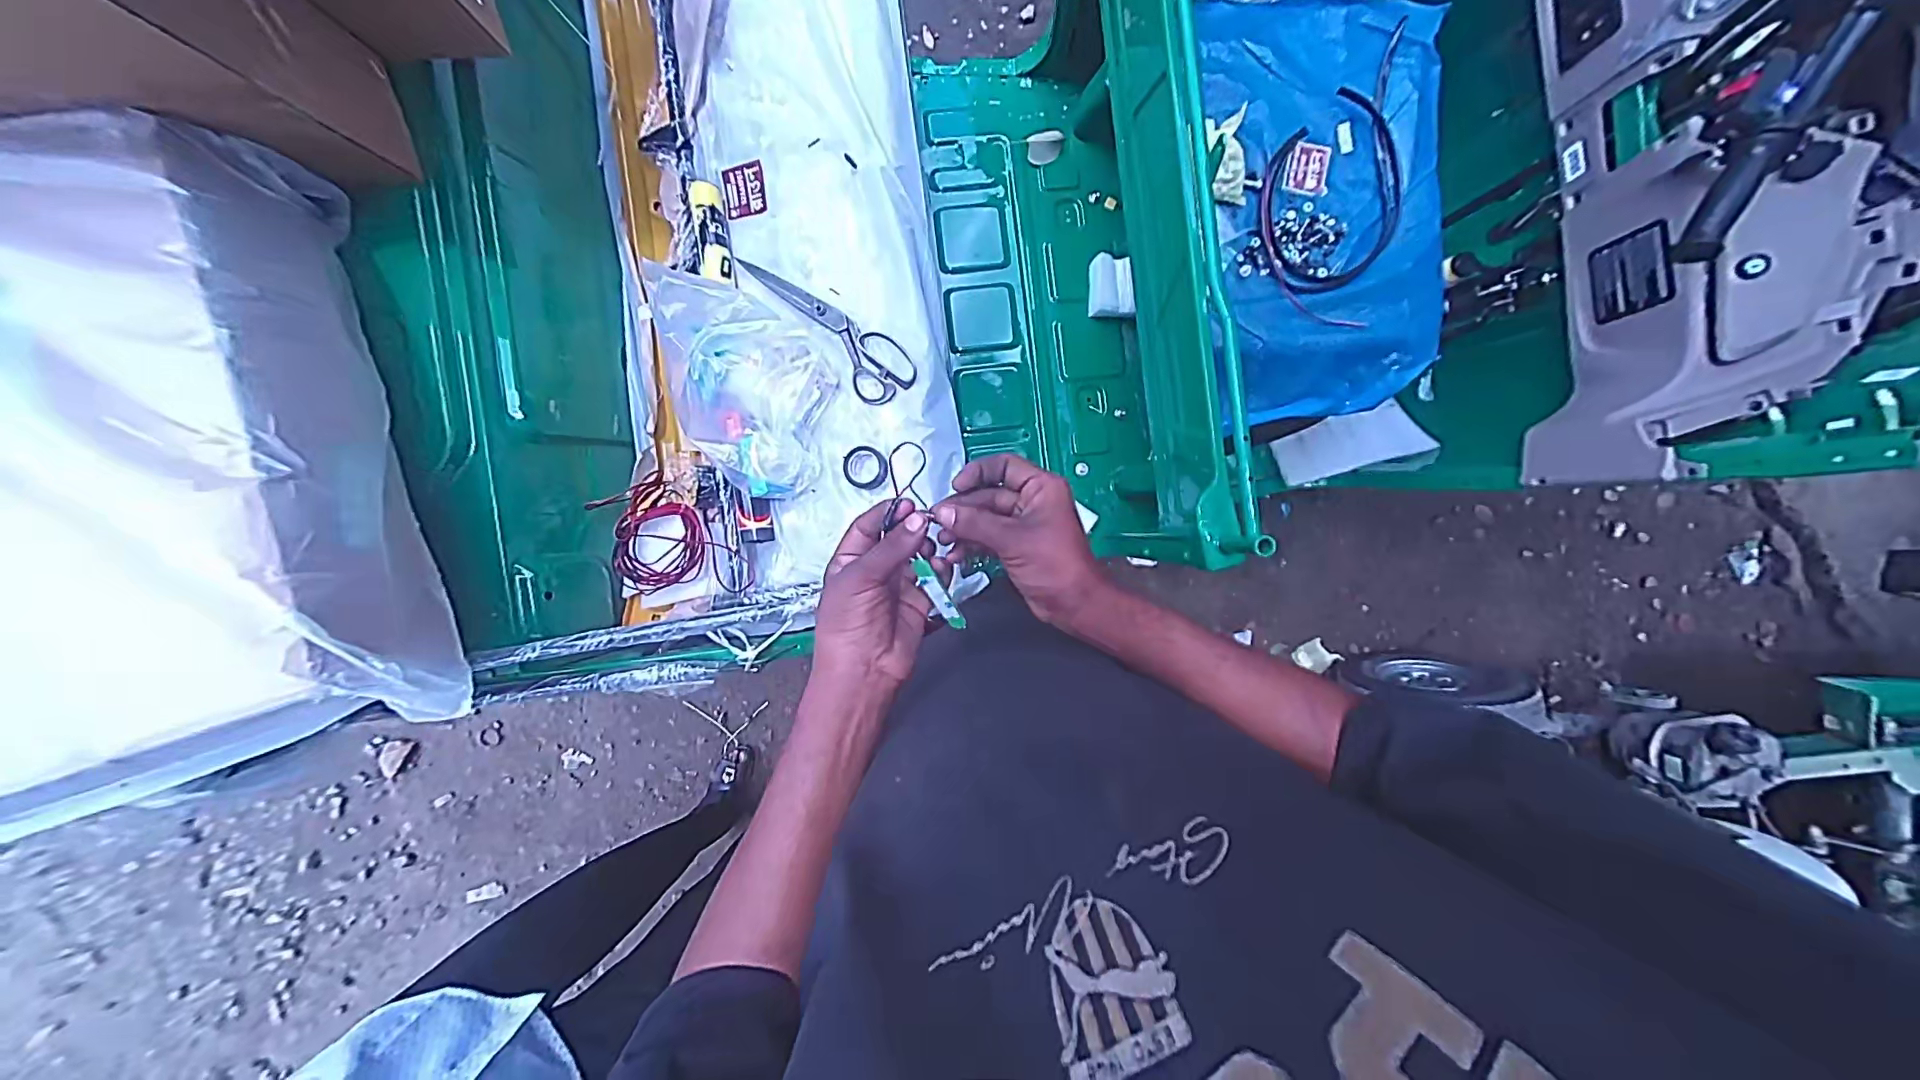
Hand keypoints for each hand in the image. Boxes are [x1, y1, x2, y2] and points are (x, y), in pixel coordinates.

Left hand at [812, 498, 947, 691]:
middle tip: (927, 523)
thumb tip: (915, 521)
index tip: (908, 504)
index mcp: (849, 561)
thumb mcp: (860, 577)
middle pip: (897, 538)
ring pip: (918, 556)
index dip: (888, 513)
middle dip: (913, 529)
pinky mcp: (919, 602)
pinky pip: (934, 578)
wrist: (863, 671)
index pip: (869, 527)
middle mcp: (874, 571)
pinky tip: (940, 568)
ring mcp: (897, 586)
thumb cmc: (845, 629)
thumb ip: (891, 547)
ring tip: (932, 547)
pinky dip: (941, 571)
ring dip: (928, 548)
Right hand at [931, 454, 1106, 628]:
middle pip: (989, 495)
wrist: (1074, 604)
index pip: (1004, 466)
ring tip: (944, 541)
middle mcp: (1032, 502)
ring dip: (963, 528)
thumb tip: (943, 513)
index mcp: (1041, 488)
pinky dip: (972, 543)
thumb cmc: (1056, 566)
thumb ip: (975, 523)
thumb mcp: (1012, 539)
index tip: (956, 487)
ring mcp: (1023, 525)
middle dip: (963, 509)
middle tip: (939, 521)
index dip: (977, 473)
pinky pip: (988, 537)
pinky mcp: (1016, 546)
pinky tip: (956, 554)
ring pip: (985, 518)